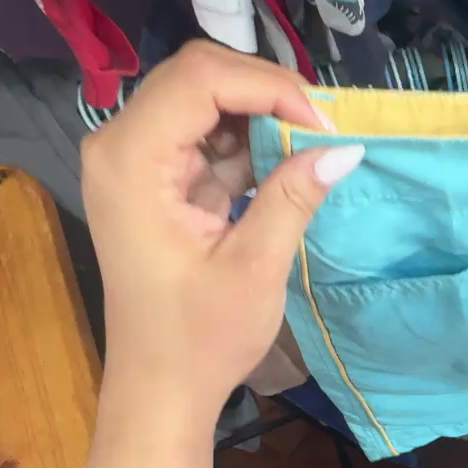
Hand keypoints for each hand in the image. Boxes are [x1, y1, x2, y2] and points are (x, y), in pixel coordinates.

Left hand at [80, 41, 362, 424]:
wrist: (164, 387)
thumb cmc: (202, 337)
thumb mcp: (255, 267)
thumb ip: (293, 198)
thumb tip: (345, 150)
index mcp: (132, 160)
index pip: (200, 80)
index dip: (269, 88)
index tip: (326, 125)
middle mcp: (122, 147)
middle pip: (197, 82)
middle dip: (266, 97)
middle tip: (325, 132)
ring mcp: (138, 166)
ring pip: (204, 110)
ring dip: (260, 122)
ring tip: (314, 148)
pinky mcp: (158, 187)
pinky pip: (204, 146)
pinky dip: (248, 152)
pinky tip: (286, 169)